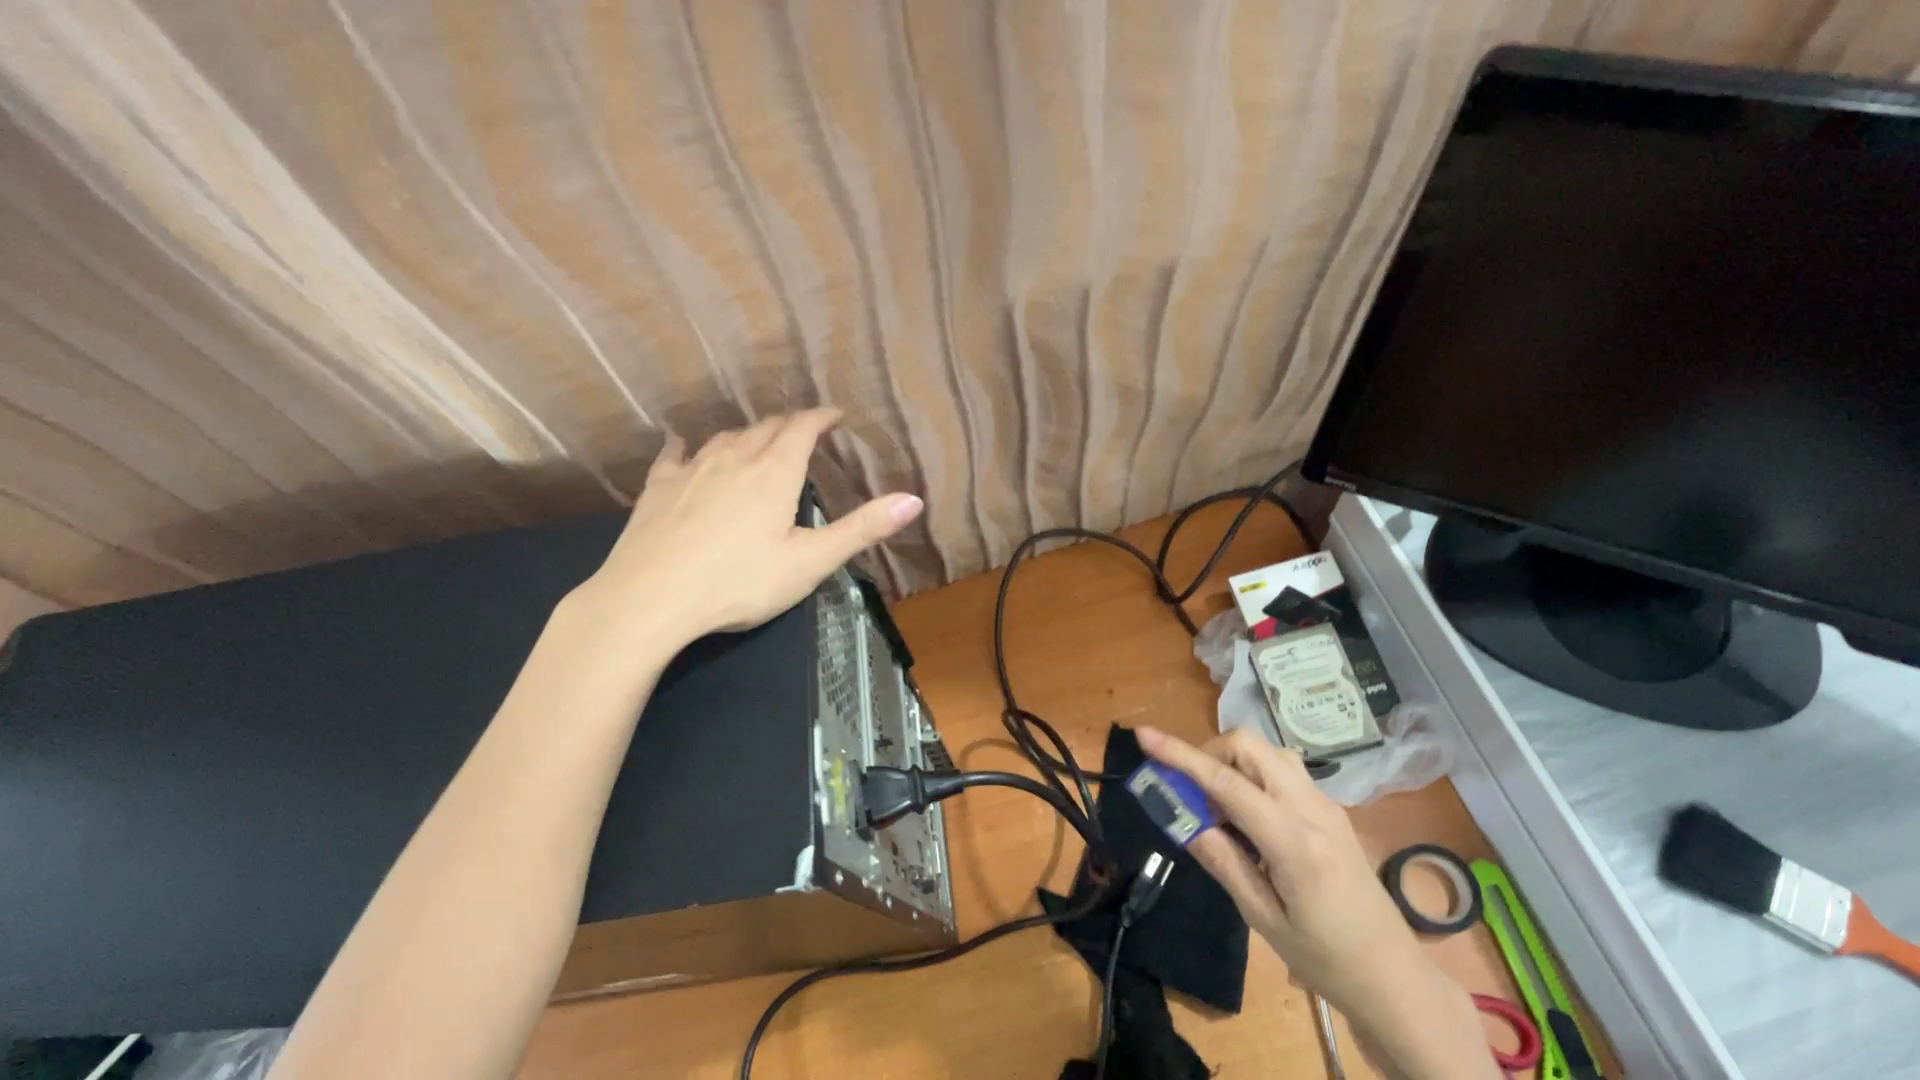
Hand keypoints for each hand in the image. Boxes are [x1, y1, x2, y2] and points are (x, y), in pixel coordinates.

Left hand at [569, 409, 922, 648]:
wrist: (650, 598)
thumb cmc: (739, 582)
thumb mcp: (810, 562)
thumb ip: (861, 529)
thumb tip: (914, 500)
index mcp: (775, 473)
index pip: (803, 428)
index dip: (822, 417)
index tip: (836, 416)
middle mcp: (734, 458)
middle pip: (765, 427)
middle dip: (788, 426)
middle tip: (803, 433)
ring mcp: (692, 469)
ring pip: (725, 438)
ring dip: (747, 435)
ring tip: (757, 443)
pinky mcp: (658, 488)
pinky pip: (675, 454)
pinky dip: (686, 446)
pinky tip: (682, 446)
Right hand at [1135, 726, 1426, 1010]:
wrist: (1392, 974)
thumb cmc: (1324, 957)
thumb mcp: (1262, 918)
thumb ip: (1222, 861)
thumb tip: (1185, 820)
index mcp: (1294, 840)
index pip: (1227, 783)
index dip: (1180, 756)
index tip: (1145, 735)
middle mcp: (1312, 809)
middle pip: (1251, 747)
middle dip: (1209, 754)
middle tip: (1190, 796)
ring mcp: (1326, 805)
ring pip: (1268, 754)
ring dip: (1232, 765)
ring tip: (1217, 813)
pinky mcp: (1331, 812)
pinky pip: (1282, 774)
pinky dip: (1252, 780)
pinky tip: (1246, 824)